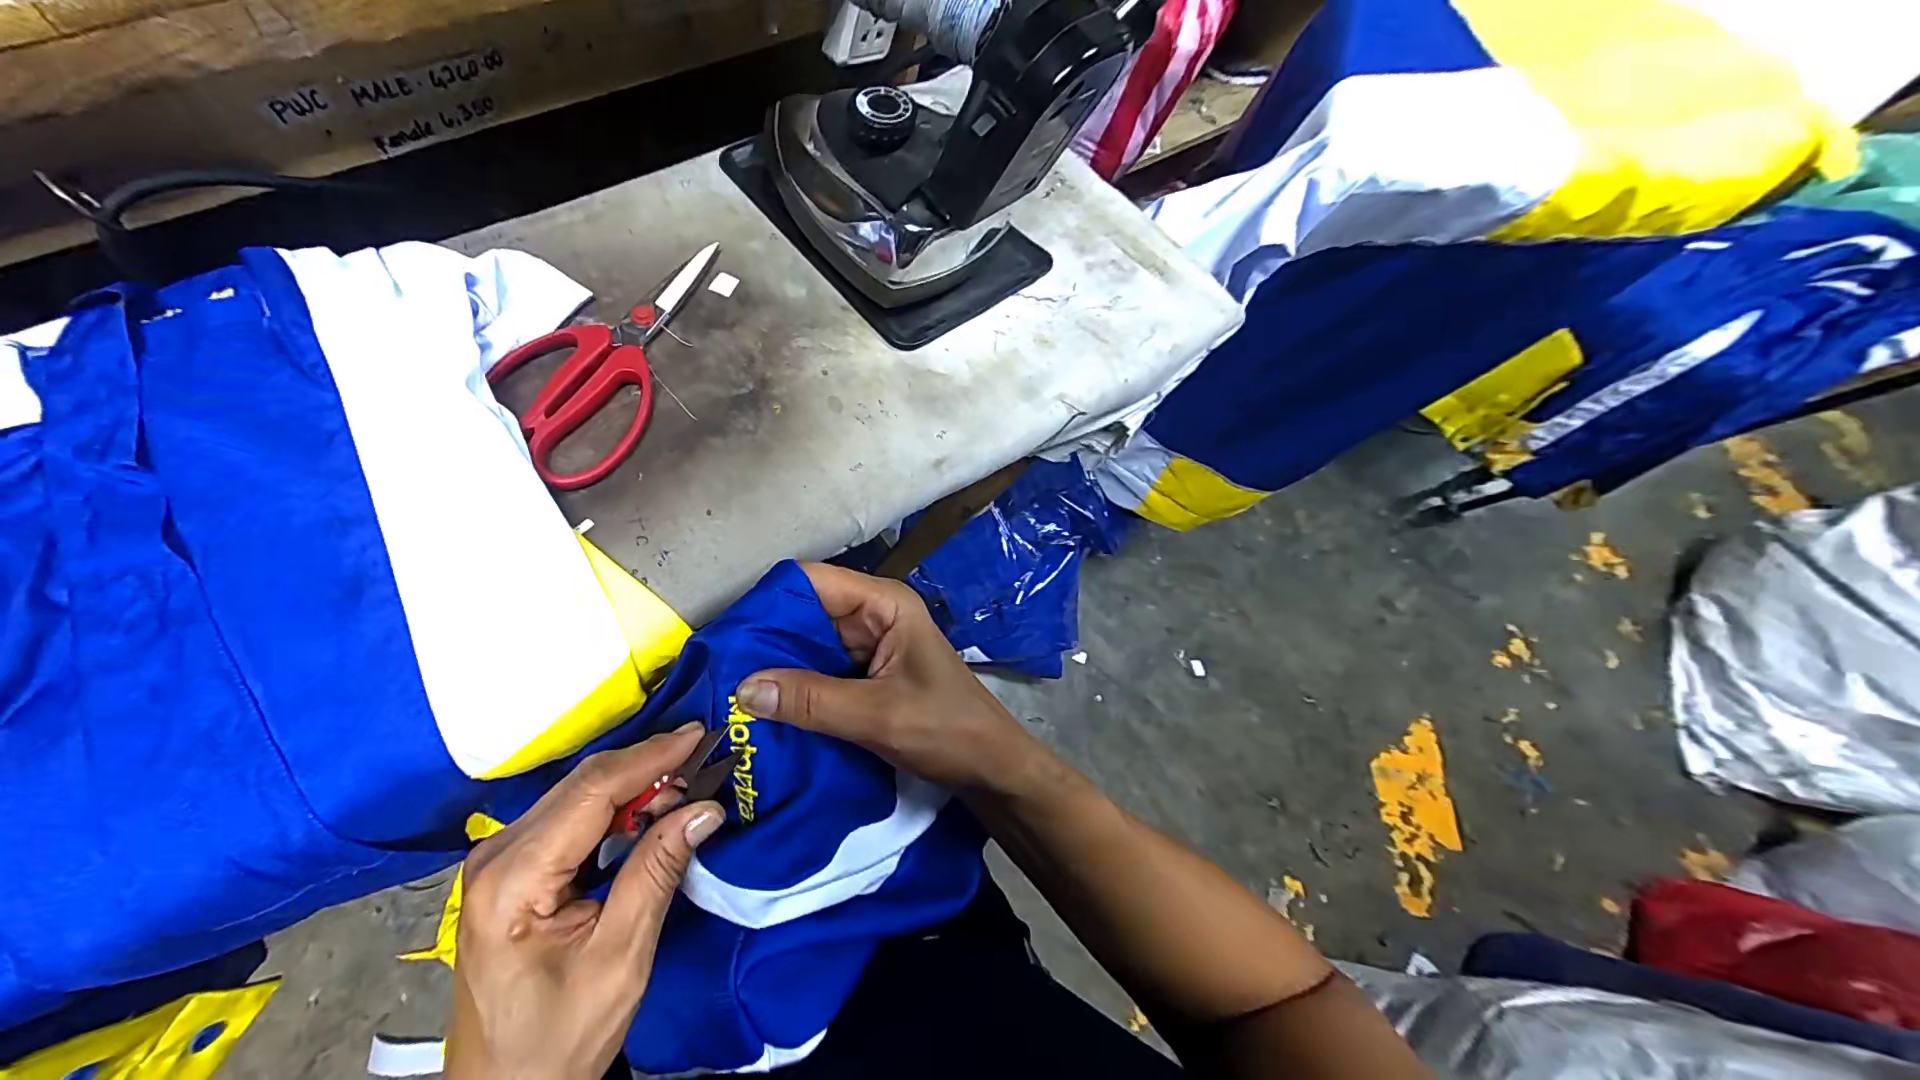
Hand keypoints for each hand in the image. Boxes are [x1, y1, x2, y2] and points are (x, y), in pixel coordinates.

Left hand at [445, 725, 725, 1079]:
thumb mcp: (620, 956)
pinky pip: (571, 814)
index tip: (698, 737)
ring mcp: (498, 859)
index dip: (650, 759)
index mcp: (513, 879)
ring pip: (578, 793)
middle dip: (647, 766)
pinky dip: (616, 804)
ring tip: (685, 783)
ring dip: (635, 783)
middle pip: (582, 784)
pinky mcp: (511, 868)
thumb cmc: (558, 1036)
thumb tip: (704, 808)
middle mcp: (496, 856)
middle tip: (702, 760)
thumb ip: (658, 871)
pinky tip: (649, 807)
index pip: (592, 792)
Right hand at [733, 562, 1045, 792]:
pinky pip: (816, 673)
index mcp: (883, 604)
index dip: (768, 600)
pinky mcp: (862, 677)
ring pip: (806, 645)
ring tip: (723, 690)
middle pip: (804, 612)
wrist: (990, 768)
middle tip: (714, 669)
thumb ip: (813, 700)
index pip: (812, 581)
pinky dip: (791, 688)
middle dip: (763, 638)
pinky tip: (758, 708)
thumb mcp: (879, 716)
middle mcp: (871, 616)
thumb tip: (743, 688)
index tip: (726, 634)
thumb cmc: (948, 730)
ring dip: (772, 666)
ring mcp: (866, 647)